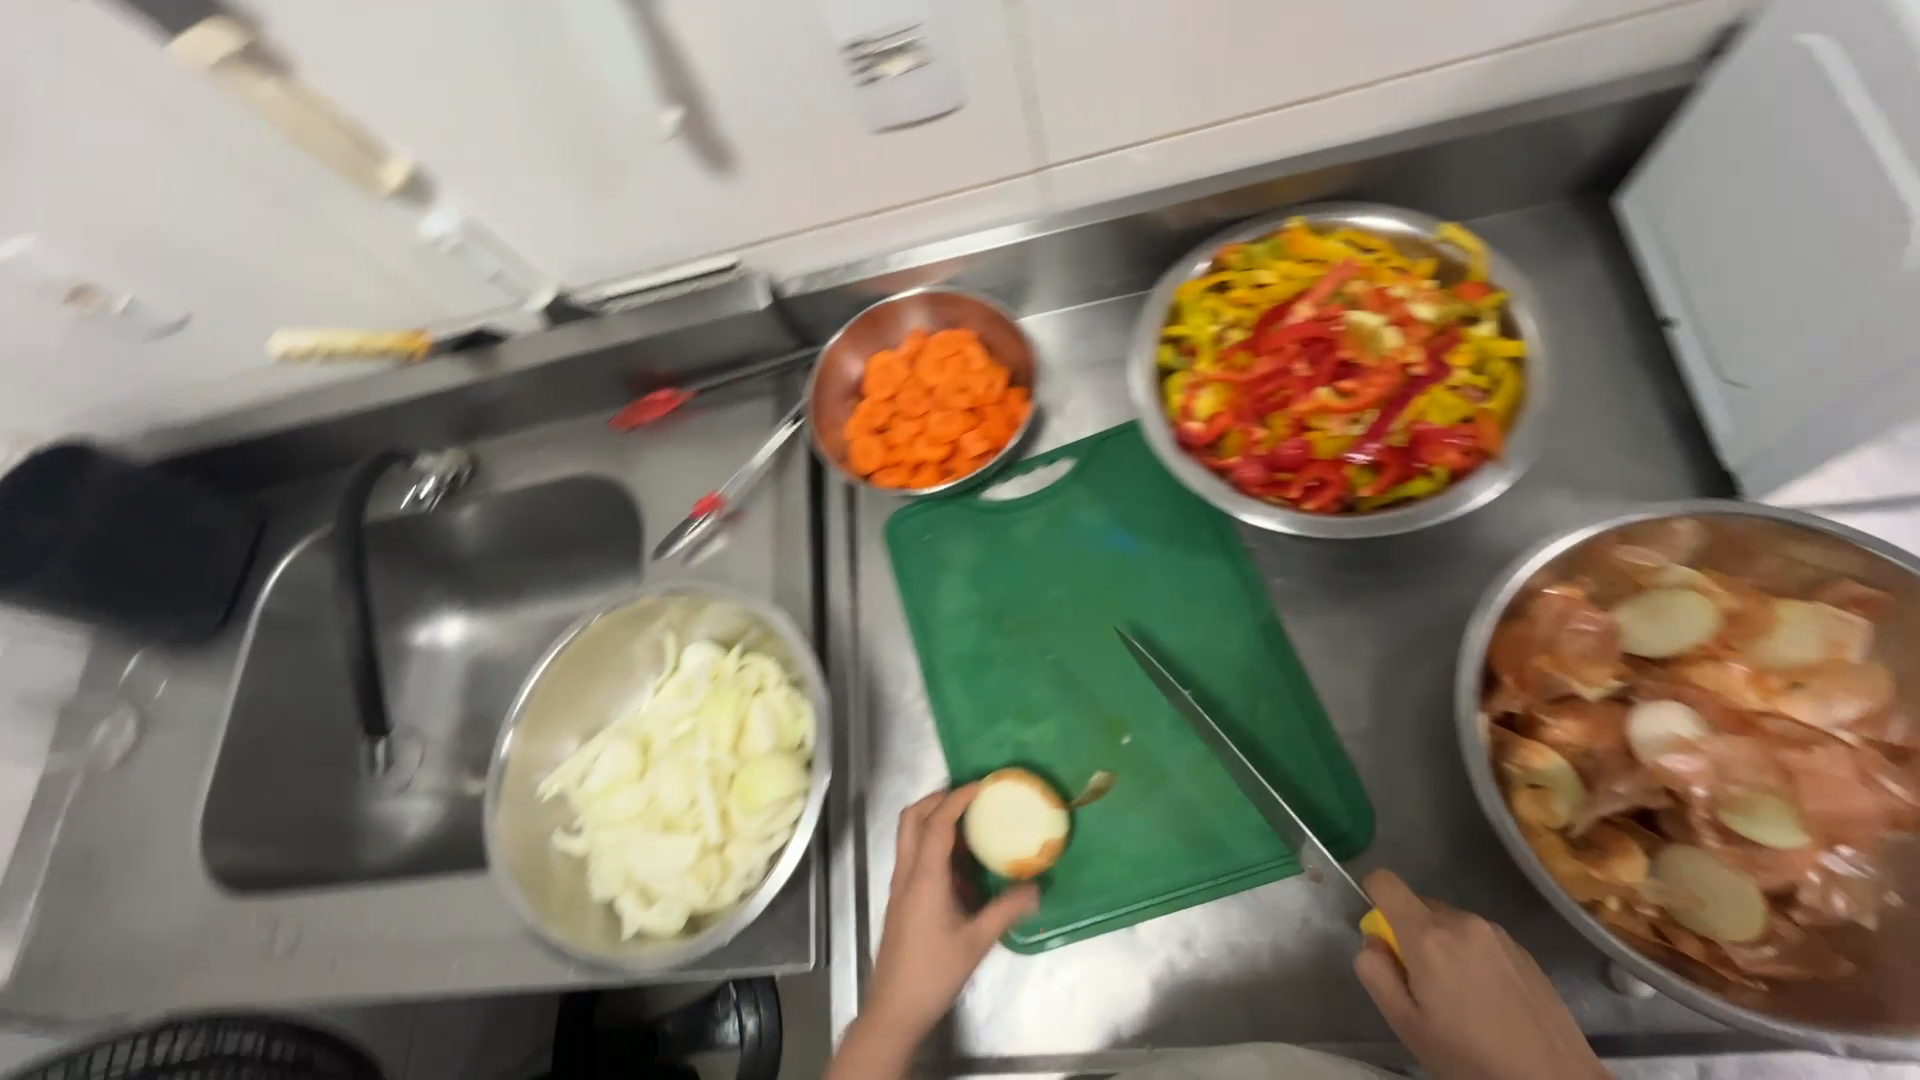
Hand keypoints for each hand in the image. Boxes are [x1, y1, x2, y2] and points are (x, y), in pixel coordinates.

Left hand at [870, 784, 1038, 1037]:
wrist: (894, 1009)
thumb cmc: (933, 974)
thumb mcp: (976, 942)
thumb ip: (1006, 911)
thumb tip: (1036, 888)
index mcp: (924, 877)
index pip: (937, 823)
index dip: (957, 798)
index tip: (981, 785)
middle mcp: (907, 873)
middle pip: (912, 818)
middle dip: (938, 799)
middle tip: (970, 798)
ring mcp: (901, 885)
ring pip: (910, 836)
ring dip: (935, 821)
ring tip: (972, 824)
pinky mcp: (902, 899)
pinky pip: (916, 857)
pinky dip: (936, 847)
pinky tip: (964, 867)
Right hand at [1354, 870, 1608, 1079]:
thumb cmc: (1471, 1057)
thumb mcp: (1405, 1023)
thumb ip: (1373, 971)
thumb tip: (1374, 941)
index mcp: (1427, 935)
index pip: (1384, 881)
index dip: (1373, 900)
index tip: (1383, 940)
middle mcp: (1462, 921)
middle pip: (1417, 906)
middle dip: (1410, 935)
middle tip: (1425, 986)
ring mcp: (1497, 933)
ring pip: (1449, 924)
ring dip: (1443, 946)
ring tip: (1462, 997)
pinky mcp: (1523, 950)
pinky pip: (1479, 938)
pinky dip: (1472, 957)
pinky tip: (1491, 1000)